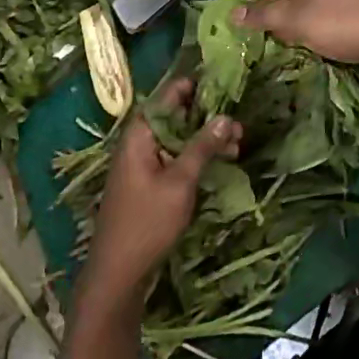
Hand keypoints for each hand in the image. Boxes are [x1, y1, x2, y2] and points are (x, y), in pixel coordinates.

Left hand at [80, 78, 241, 307]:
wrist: (118, 270)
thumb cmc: (147, 222)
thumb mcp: (180, 182)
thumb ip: (202, 147)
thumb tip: (226, 117)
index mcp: (141, 133)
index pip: (169, 95)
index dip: (197, 87)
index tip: (227, 87)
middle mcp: (138, 141)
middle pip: (175, 117)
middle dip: (207, 119)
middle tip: (239, 127)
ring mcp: (141, 162)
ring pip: (177, 139)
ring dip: (204, 141)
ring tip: (237, 146)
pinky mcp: (146, 181)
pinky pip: (173, 158)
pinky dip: (194, 158)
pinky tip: (218, 164)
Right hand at [232, 0, 358, 71]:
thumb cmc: (346, 24)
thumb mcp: (298, 20)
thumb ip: (264, 16)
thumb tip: (232, 13)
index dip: (243, 10)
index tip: (230, 39)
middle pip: (274, 0)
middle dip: (263, 25)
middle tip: (247, 54)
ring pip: (294, 15)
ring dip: (284, 35)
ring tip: (268, 60)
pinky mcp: (343, 16)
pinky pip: (313, 25)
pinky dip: (304, 39)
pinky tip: (298, 57)